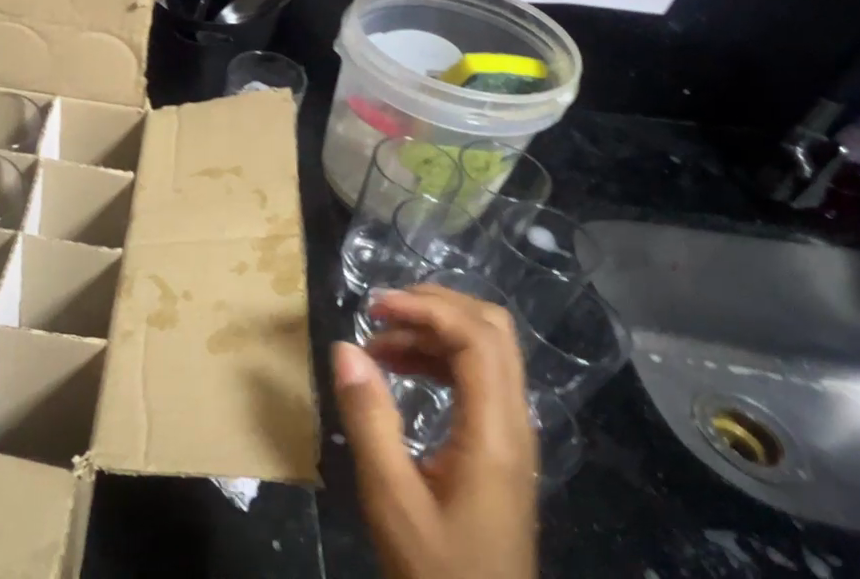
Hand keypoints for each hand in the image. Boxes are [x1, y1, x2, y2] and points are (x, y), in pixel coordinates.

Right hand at [333, 285, 537, 578]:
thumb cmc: (436, 567)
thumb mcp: (390, 497)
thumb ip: (368, 419)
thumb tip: (344, 348)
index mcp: (494, 433)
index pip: (477, 339)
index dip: (426, 309)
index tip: (373, 308)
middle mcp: (514, 424)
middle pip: (493, 332)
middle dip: (436, 307)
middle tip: (380, 312)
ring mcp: (512, 436)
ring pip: (487, 352)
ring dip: (434, 333)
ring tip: (378, 344)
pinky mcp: (500, 449)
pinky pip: (479, 380)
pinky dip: (440, 360)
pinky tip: (401, 372)